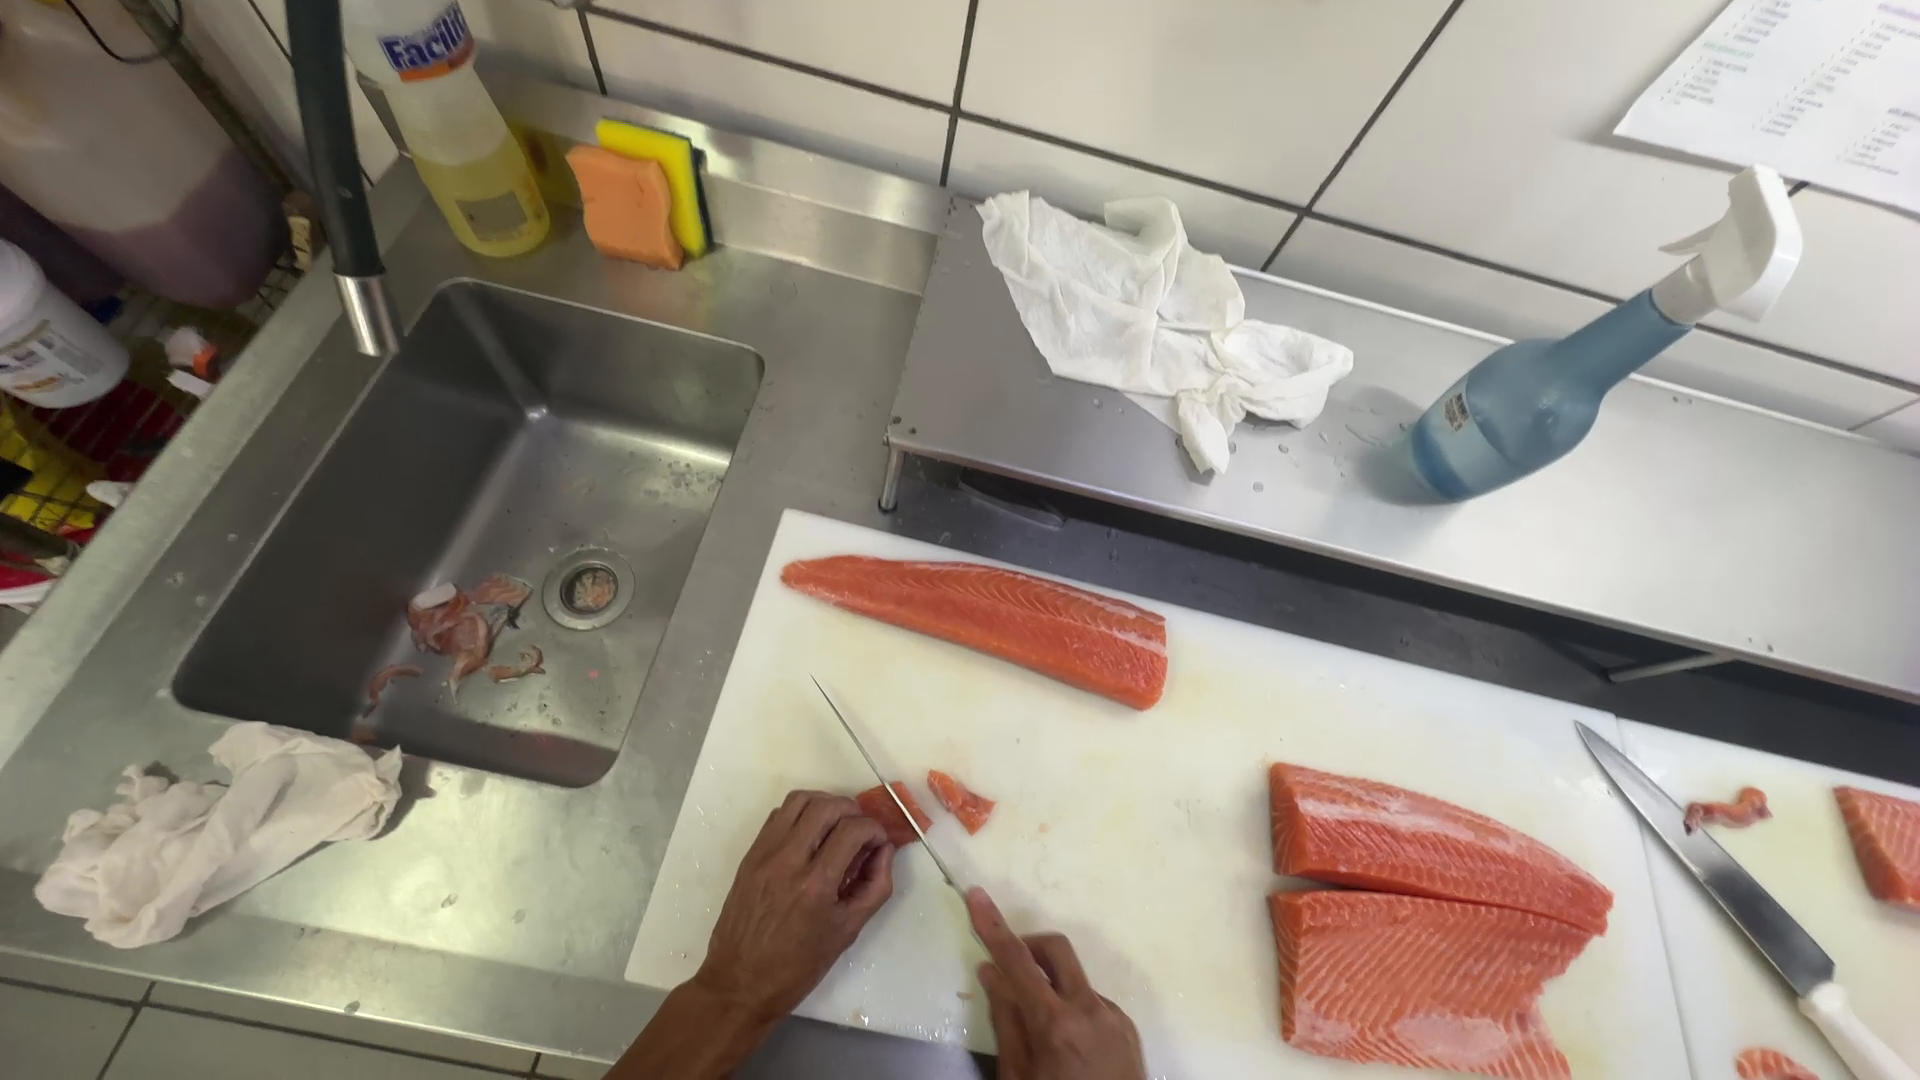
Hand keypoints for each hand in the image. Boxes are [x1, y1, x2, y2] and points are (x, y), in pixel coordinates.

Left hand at [693, 789, 895, 1019]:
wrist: (738, 985)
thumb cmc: (798, 967)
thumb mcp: (847, 932)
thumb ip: (875, 887)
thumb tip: (884, 850)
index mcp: (815, 885)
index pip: (853, 830)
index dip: (874, 829)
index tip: (878, 843)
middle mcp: (788, 861)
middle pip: (827, 806)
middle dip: (853, 810)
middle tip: (860, 831)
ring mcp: (765, 854)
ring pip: (800, 800)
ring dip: (825, 804)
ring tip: (836, 825)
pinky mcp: (750, 855)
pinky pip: (778, 815)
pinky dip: (800, 814)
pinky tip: (809, 835)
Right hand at [968, 887, 1146, 1079]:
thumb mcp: (1018, 1079)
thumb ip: (1005, 1021)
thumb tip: (990, 972)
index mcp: (1056, 1024)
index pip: (1016, 961)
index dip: (993, 926)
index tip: (977, 896)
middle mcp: (1090, 1010)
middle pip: (1055, 949)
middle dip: (1028, 946)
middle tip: (1009, 968)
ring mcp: (1114, 1017)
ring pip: (1074, 979)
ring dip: (1052, 987)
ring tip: (1041, 1032)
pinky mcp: (1128, 1028)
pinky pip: (1093, 1003)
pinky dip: (1073, 1010)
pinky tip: (1068, 1049)